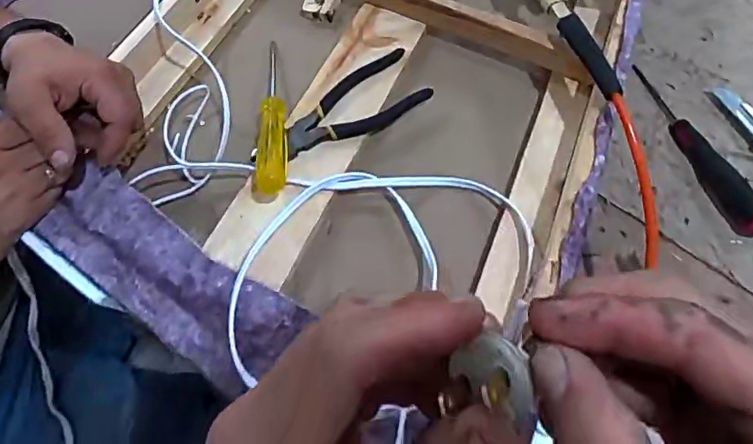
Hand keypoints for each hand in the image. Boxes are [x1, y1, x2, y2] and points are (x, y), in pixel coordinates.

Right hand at [0, 117, 63, 298]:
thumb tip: (35, 123)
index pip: (30, 121)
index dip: (48, 122)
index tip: (57, 124)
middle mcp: (1, 166)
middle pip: (51, 141)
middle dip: (65, 140)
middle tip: (71, 141)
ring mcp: (16, 191)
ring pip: (61, 163)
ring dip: (67, 162)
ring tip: (65, 162)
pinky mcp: (27, 214)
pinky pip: (58, 189)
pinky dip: (61, 185)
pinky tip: (53, 186)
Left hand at [1, 30, 141, 170]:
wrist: (33, 50)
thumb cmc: (29, 74)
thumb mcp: (27, 106)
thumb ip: (48, 133)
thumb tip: (67, 165)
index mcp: (104, 78)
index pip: (123, 116)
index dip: (114, 144)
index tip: (96, 165)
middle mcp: (122, 77)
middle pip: (132, 117)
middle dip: (113, 140)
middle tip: (86, 155)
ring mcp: (124, 79)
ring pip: (130, 115)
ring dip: (110, 133)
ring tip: (81, 141)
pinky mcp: (120, 84)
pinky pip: (124, 110)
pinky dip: (108, 124)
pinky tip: (85, 128)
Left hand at [207, 292, 485, 443]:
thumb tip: (497, 411)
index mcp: (269, 441)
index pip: (341, 353)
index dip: (415, 326)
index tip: (480, 320)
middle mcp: (254, 411)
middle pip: (344, 332)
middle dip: (422, 327)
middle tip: (481, 342)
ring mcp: (259, 407)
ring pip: (342, 339)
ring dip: (409, 345)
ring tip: (460, 373)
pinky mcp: (273, 413)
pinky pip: (335, 364)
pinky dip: (386, 367)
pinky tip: (422, 392)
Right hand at [525, 272, 752, 443]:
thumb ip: (610, 435)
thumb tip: (546, 356)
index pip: (699, 331)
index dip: (617, 316)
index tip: (544, 317)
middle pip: (690, 310)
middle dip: (609, 312)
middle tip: (543, 323)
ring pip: (679, 330)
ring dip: (613, 335)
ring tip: (555, 341)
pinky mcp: (746, 402)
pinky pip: (682, 368)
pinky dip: (631, 368)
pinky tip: (591, 372)